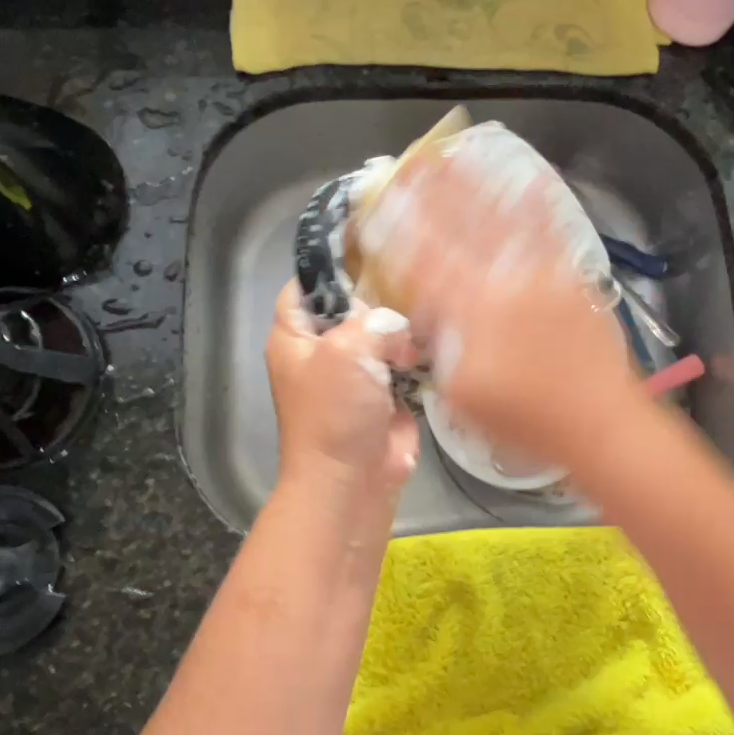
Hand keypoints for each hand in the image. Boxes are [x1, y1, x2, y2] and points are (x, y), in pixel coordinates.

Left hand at [265, 280, 420, 507]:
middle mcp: (322, 350)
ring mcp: (355, 372)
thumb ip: (375, 320)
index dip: (331, 268)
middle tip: (410, 292)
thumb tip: (398, 327)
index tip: (370, 253)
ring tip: (429, 318)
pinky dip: (418, 355)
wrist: (352, 481)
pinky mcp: (384, 393)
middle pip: (351, 306)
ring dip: (404, 330)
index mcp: (295, 336)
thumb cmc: (335, 412)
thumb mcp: (347, 350)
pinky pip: (402, 362)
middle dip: (380, 300)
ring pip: (381, 333)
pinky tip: (438, 343)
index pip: (305, 285)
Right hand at [365, 151, 646, 469]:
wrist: (601, 422)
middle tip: (416, 161)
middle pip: (460, 229)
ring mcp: (540, 275)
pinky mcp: (570, 279)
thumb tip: (427, 317)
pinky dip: (538, 204)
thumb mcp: (464, 394)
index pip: (424, 261)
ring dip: (477, 186)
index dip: (402, 230)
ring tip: (459, 154)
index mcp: (469, 312)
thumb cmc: (526, 419)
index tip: (387, 203)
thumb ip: (441, 349)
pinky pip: (551, 233)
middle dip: (435, 193)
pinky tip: (531, 180)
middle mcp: (501, 282)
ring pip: (502, 222)